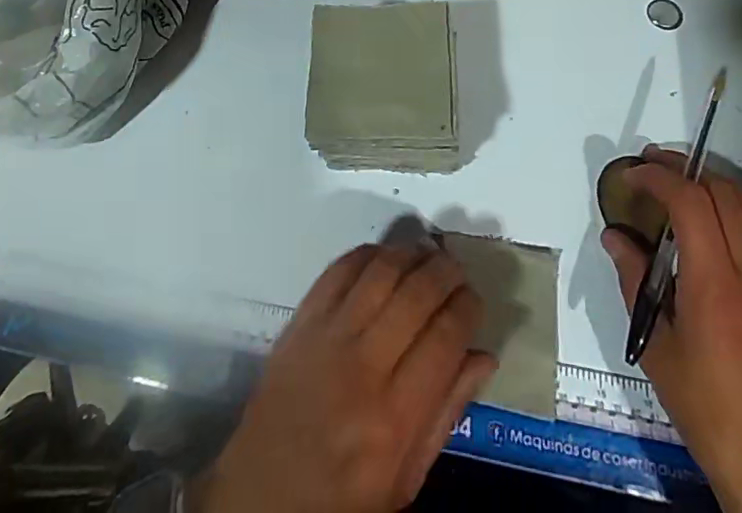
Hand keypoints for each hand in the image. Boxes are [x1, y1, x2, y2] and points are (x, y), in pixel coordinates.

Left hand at [193, 241, 497, 512]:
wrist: (257, 499)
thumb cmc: (340, 499)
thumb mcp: (404, 482)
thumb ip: (446, 414)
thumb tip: (483, 354)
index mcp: (395, 416)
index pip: (447, 334)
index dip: (468, 306)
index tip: (473, 302)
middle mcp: (362, 368)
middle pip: (418, 292)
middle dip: (447, 271)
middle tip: (455, 272)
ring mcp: (325, 339)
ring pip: (381, 271)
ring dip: (412, 255)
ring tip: (425, 258)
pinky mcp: (299, 325)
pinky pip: (339, 270)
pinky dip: (369, 253)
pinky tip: (385, 260)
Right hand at [603, 147, 741, 511]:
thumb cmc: (711, 412)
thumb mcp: (659, 351)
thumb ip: (635, 285)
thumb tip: (617, 238)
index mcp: (716, 283)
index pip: (691, 203)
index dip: (660, 176)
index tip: (634, 172)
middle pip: (725, 194)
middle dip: (686, 170)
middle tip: (653, 166)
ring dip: (717, 184)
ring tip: (685, 183)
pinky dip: (740, 209)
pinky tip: (721, 225)